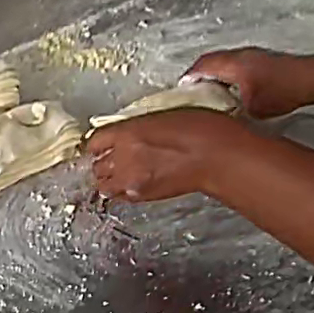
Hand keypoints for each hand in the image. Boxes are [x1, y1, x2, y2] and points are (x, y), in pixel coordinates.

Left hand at [87, 108, 251, 203]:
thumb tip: (130, 133)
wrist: (218, 158)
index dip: (97, 143)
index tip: (100, 144)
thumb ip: (140, 127)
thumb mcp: (166, 116)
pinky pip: (117, 196)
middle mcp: (122, 157)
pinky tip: (130, 184)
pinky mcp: (139, 195)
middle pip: (96, 164)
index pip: (95, 141)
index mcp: (128, 132)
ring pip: (103, 184)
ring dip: (108, 179)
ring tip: (119, 174)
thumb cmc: (202, 130)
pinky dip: (119, 191)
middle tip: (112, 159)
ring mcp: (129, 179)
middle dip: (102, 162)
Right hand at [183, 46, 313, 118]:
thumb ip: (227, 111)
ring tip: (204, 90)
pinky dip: (225, 74)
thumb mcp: (248, 109)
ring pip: (223, 61)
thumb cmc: (285, 90)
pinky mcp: (263, 60)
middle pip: (211, 60)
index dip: (188, 77)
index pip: (202, 65)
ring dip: (212, 73)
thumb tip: (215, 119)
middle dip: (197, 74)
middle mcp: (242, 55)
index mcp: (234, 64)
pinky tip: (227, 89)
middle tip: (187, 89)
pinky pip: (235, 64)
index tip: (179, 88)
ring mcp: (254, 56)